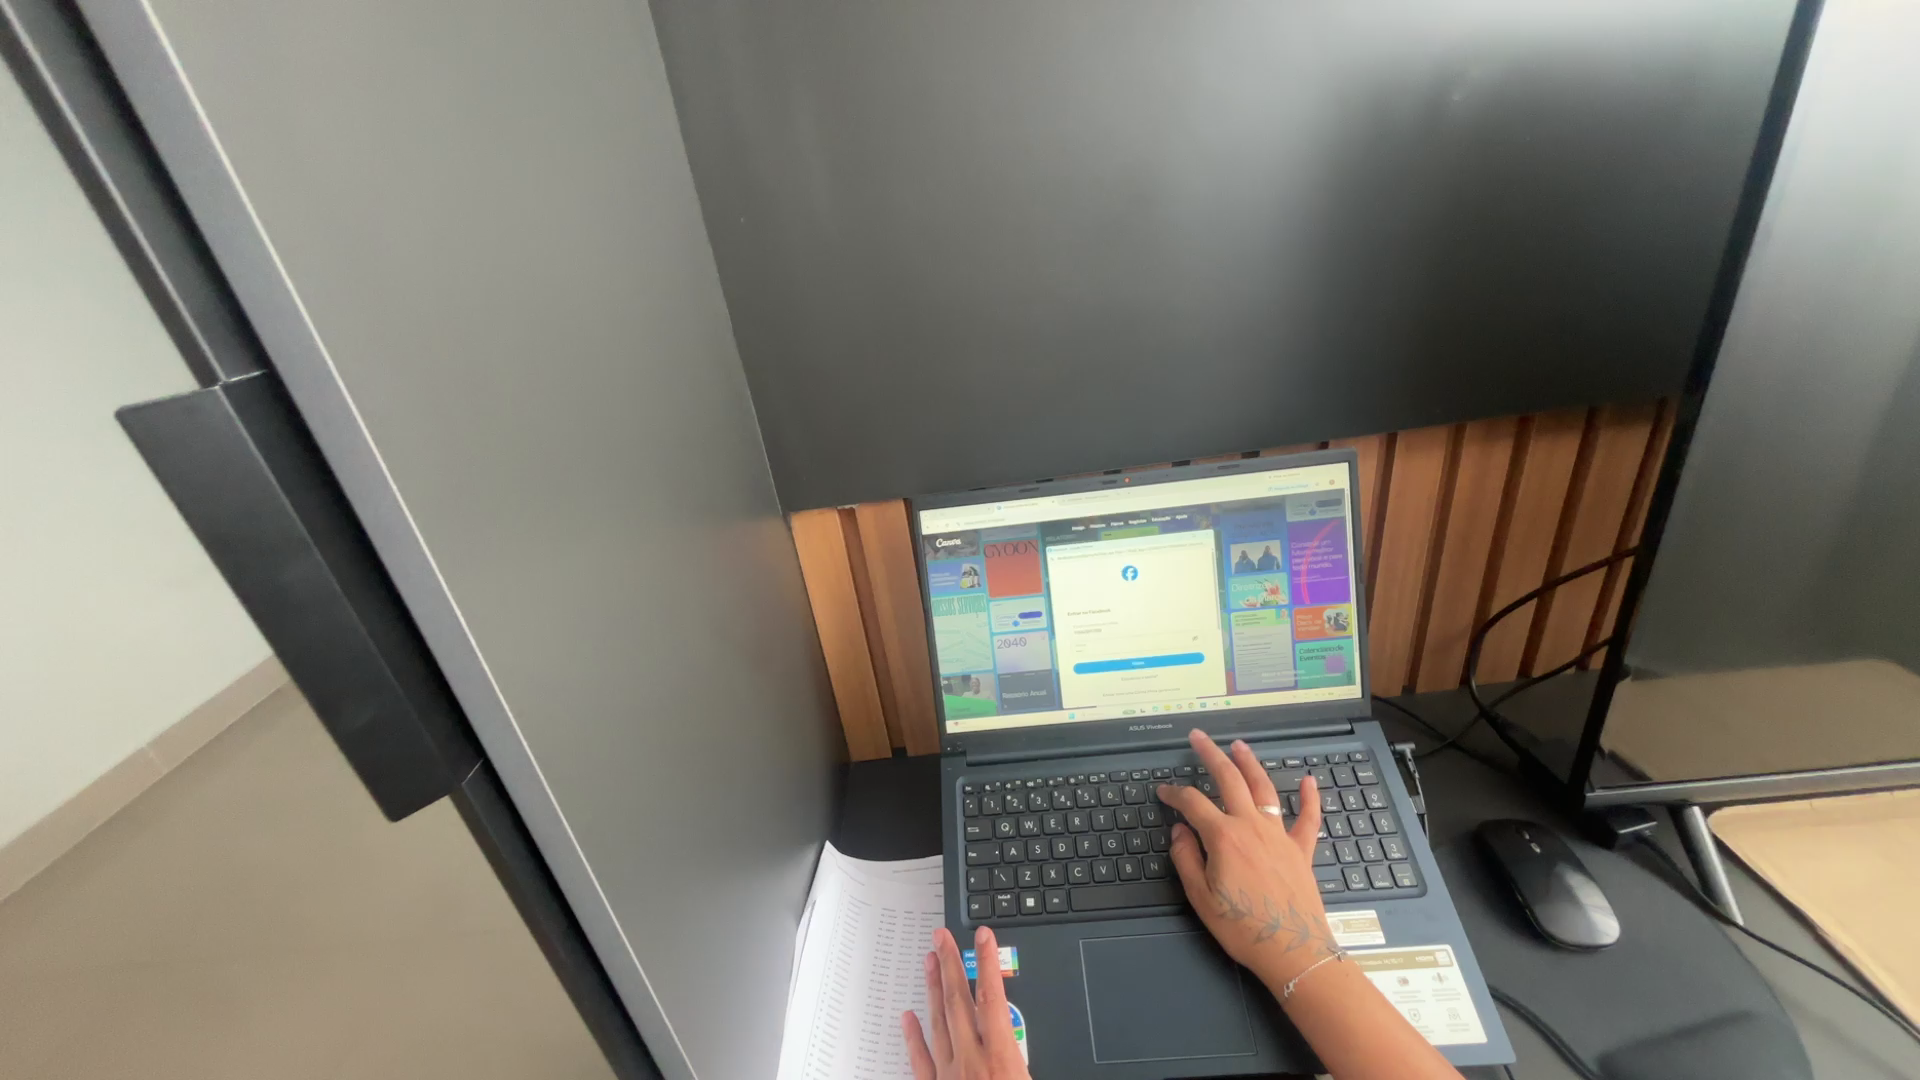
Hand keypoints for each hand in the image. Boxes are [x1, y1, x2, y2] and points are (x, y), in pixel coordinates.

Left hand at [902, 925, 1031, 1079]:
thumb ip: (1026, 1056)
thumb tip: (1027, 1036)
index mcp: (1001, 1059)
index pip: (992, 999)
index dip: (987, 963)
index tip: (983, 936)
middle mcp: (971, 1062)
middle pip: (958, 1002)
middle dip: (950, 964)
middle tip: (941, 937)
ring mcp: (948, 1077)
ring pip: (939, 1024)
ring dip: (934, 989)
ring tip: (929, 960)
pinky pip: (920, 1062)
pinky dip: (913, 1037)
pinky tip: (908, 1017)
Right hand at [1156, 729, 1341, 987]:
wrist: (1294, 953)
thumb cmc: (1243, 928)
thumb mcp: (1201, 897)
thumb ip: (1186, 859)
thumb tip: (1180, 831)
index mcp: (1223, 837)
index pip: (1192, 803)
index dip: (1174, 794)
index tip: (1163, 791)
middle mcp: (1251, 826)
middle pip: (1229, 779)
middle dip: (1211, 754)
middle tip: (1198, 737)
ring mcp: (1279, 835)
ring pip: (1264, 788)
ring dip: (1250, 763)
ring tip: (1239, 746)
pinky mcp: (1301, 850)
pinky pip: (1308, 818)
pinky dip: (1309, 798)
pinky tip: (1309, 780)